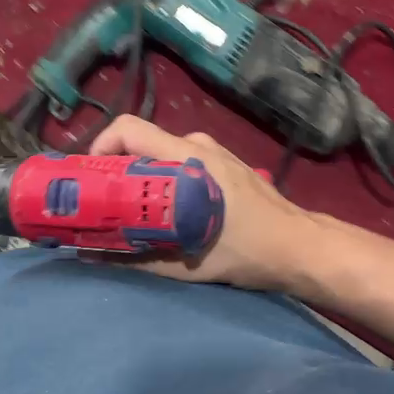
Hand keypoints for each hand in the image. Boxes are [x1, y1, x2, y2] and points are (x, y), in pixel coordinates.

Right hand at [86, 116, 325, 291]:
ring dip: (143, 176)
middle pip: (142, 141)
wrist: (301, 247)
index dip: (101, 146)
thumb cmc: (248, 251)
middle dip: (118, 168)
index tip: (92, 179)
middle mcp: (197, 145)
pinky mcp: (224, 163)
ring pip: (161, 153)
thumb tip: (93, 256)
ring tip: (135, 210)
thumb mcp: (188, 264)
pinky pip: (181, 161)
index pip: (130, 129)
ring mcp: (214, 151)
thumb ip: (138, 258)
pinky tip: (168, 209)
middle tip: (105, 201)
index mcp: (188, 158)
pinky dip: (164, 178)